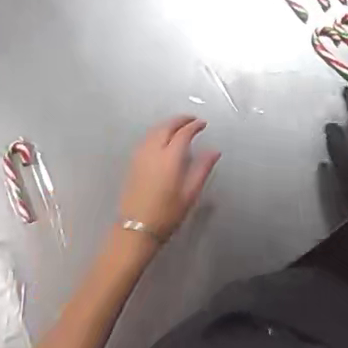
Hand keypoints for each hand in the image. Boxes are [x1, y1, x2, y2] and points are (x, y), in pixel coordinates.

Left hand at [116, 116, 220, 241]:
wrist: (137, 228)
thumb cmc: (167, 214)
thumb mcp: (190, 193)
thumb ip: (202, 169)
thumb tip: (214, 151)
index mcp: (170, 158)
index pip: (183, 133)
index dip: (194, 126)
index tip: (203, 124)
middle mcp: (153, 151)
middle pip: (166, 127)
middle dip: (179, 120)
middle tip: (192, 119)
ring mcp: (140, 156)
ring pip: (154, 131)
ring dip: (167, 124)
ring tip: (179, 126)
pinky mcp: (132, 162)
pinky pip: (146, 139)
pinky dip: (157, 132)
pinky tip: (162, 138)